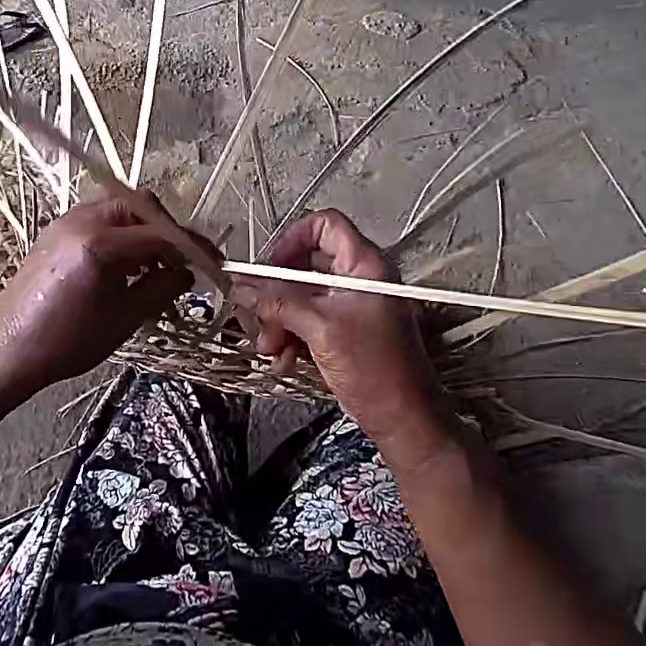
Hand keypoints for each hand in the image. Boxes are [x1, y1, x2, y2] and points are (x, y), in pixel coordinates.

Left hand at [0, 192, 203, 402]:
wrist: (5, 349)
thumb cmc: (64, 342)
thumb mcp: (124, 320)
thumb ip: (161, 289)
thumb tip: (188, 274)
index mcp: (99, 244)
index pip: (160, 234)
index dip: (192, 248)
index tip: (214, 263)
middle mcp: (82, 220)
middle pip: (141, 205)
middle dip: (169, 229)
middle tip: (185, 259)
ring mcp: (67, 221)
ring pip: (122, 206)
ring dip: (147, 228)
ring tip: (158, 263)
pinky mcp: (58, 229)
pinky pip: (102, 216)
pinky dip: (125, 230)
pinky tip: (130, 261)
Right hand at [234, 210, 440, 443]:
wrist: (403, 420)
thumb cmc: (375, 368)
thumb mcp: (320, 329)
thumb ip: (278, 303)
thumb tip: (242, 287)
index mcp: (364, 266)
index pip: (325, 225)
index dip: (293, 239)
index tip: (270, 268)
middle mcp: (358, 279)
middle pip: (305, 265)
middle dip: (277, 292)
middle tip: (259, 317)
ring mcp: (351, 306)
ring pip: (302, 297)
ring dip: (279, 320)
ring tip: (271, 348)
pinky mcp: (344, 332)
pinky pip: (307, 321)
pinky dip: (291, 337)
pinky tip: (284, 360)